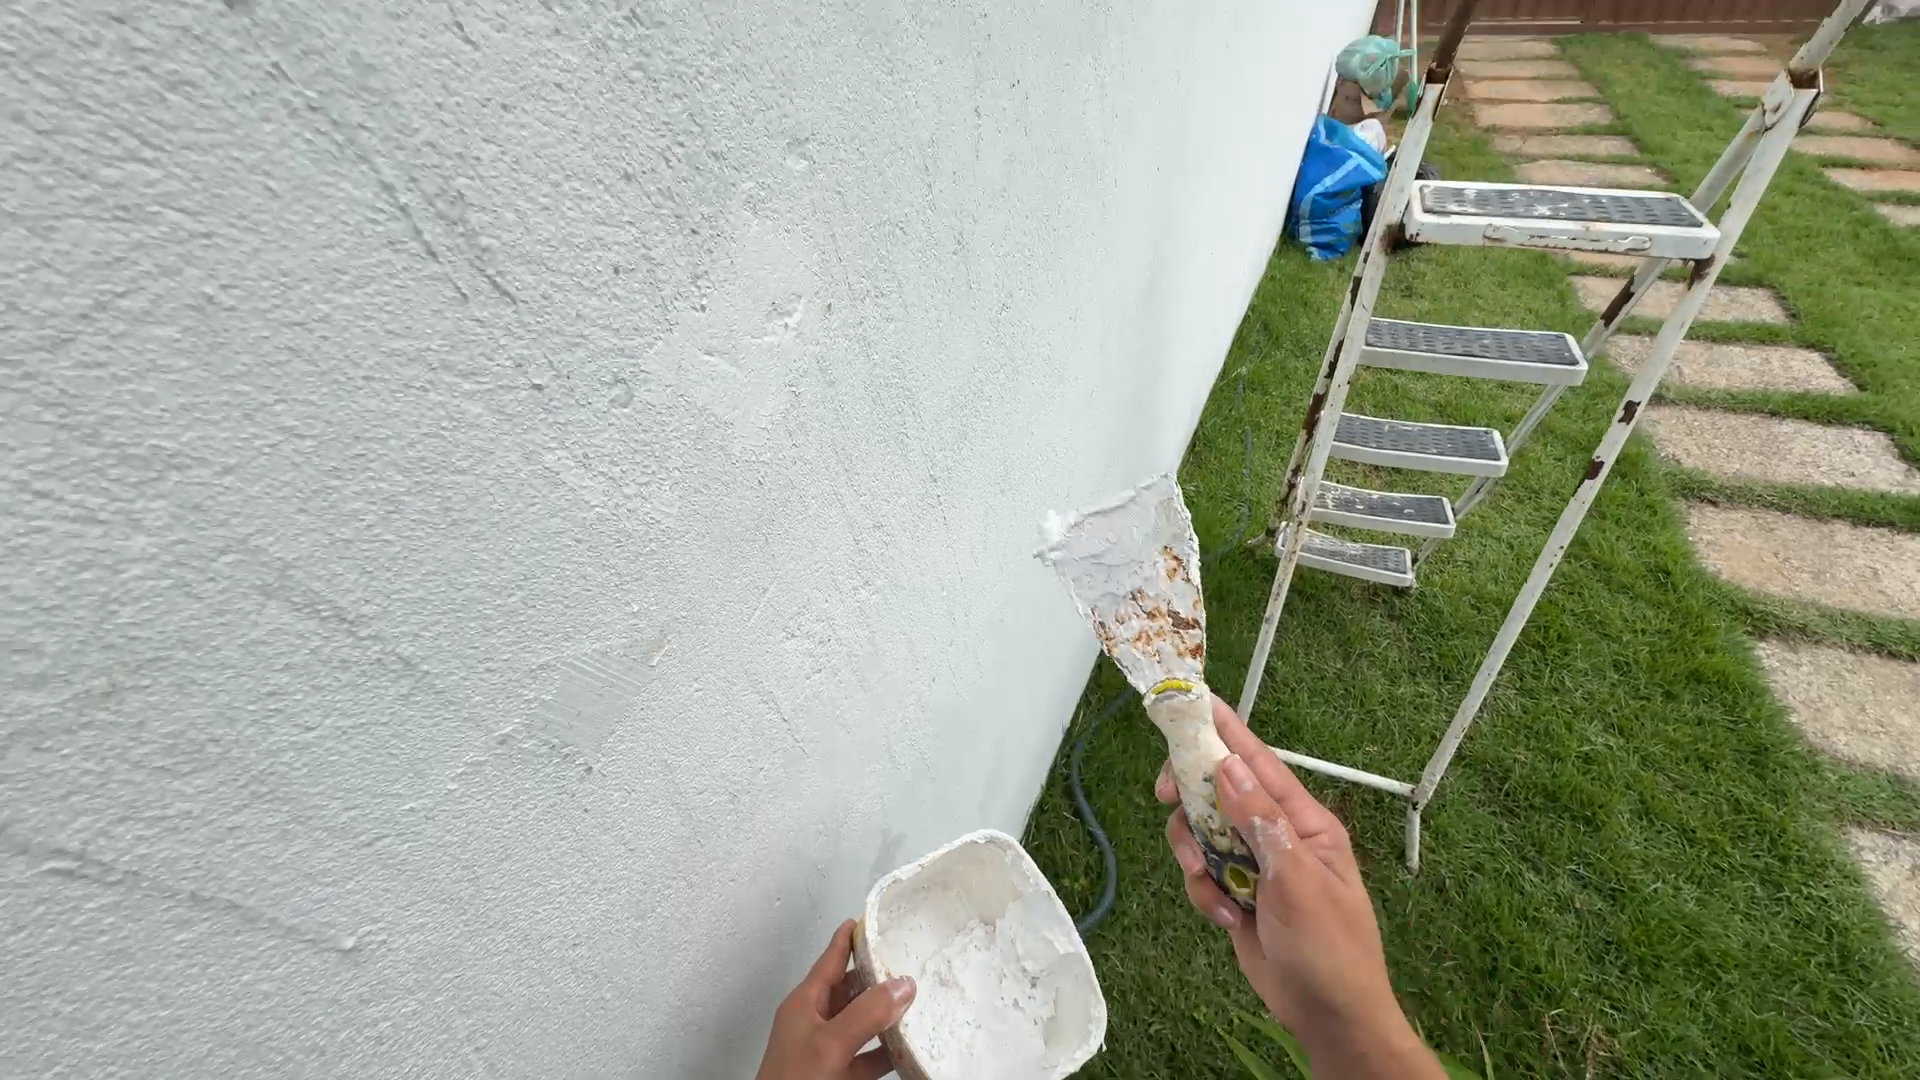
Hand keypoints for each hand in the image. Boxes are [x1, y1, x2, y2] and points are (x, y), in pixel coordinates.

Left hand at [754, 919, 916, 1079]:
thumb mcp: (831, 1044)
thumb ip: (867, 1013)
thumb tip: (905, 983)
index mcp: (805, 1002)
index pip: (832, 957)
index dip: (852, 936)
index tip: (874, 917)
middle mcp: (814, 1021)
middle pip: (849, 989)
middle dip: (877, 976)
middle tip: (908, 960)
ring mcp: (823, 1051)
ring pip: (860, 1023)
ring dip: (885, 1015)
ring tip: (916, 1001)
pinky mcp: (834, 1077)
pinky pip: (864, 1057)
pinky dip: (884, 1051)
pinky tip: (906, 1049)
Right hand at [1158, 696, 1442, 1078]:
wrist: (1327, 1019)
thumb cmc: (1329, 949)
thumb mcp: (1298, 881)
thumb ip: (1260, 820)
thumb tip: (1228, 765)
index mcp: (1301, 819)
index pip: (1257, 761)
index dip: (1225, 729)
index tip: (1193, 700)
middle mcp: (1272, 830)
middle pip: (1217, 788)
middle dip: (1190, 793)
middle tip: (1166, 795)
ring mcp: (1251, 860)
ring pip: (1199, 829)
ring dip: (1192, 852)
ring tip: (1206, 883)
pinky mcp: (1232, 887)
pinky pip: (1198, 869)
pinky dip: (1201, 888)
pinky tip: (1223, 915)